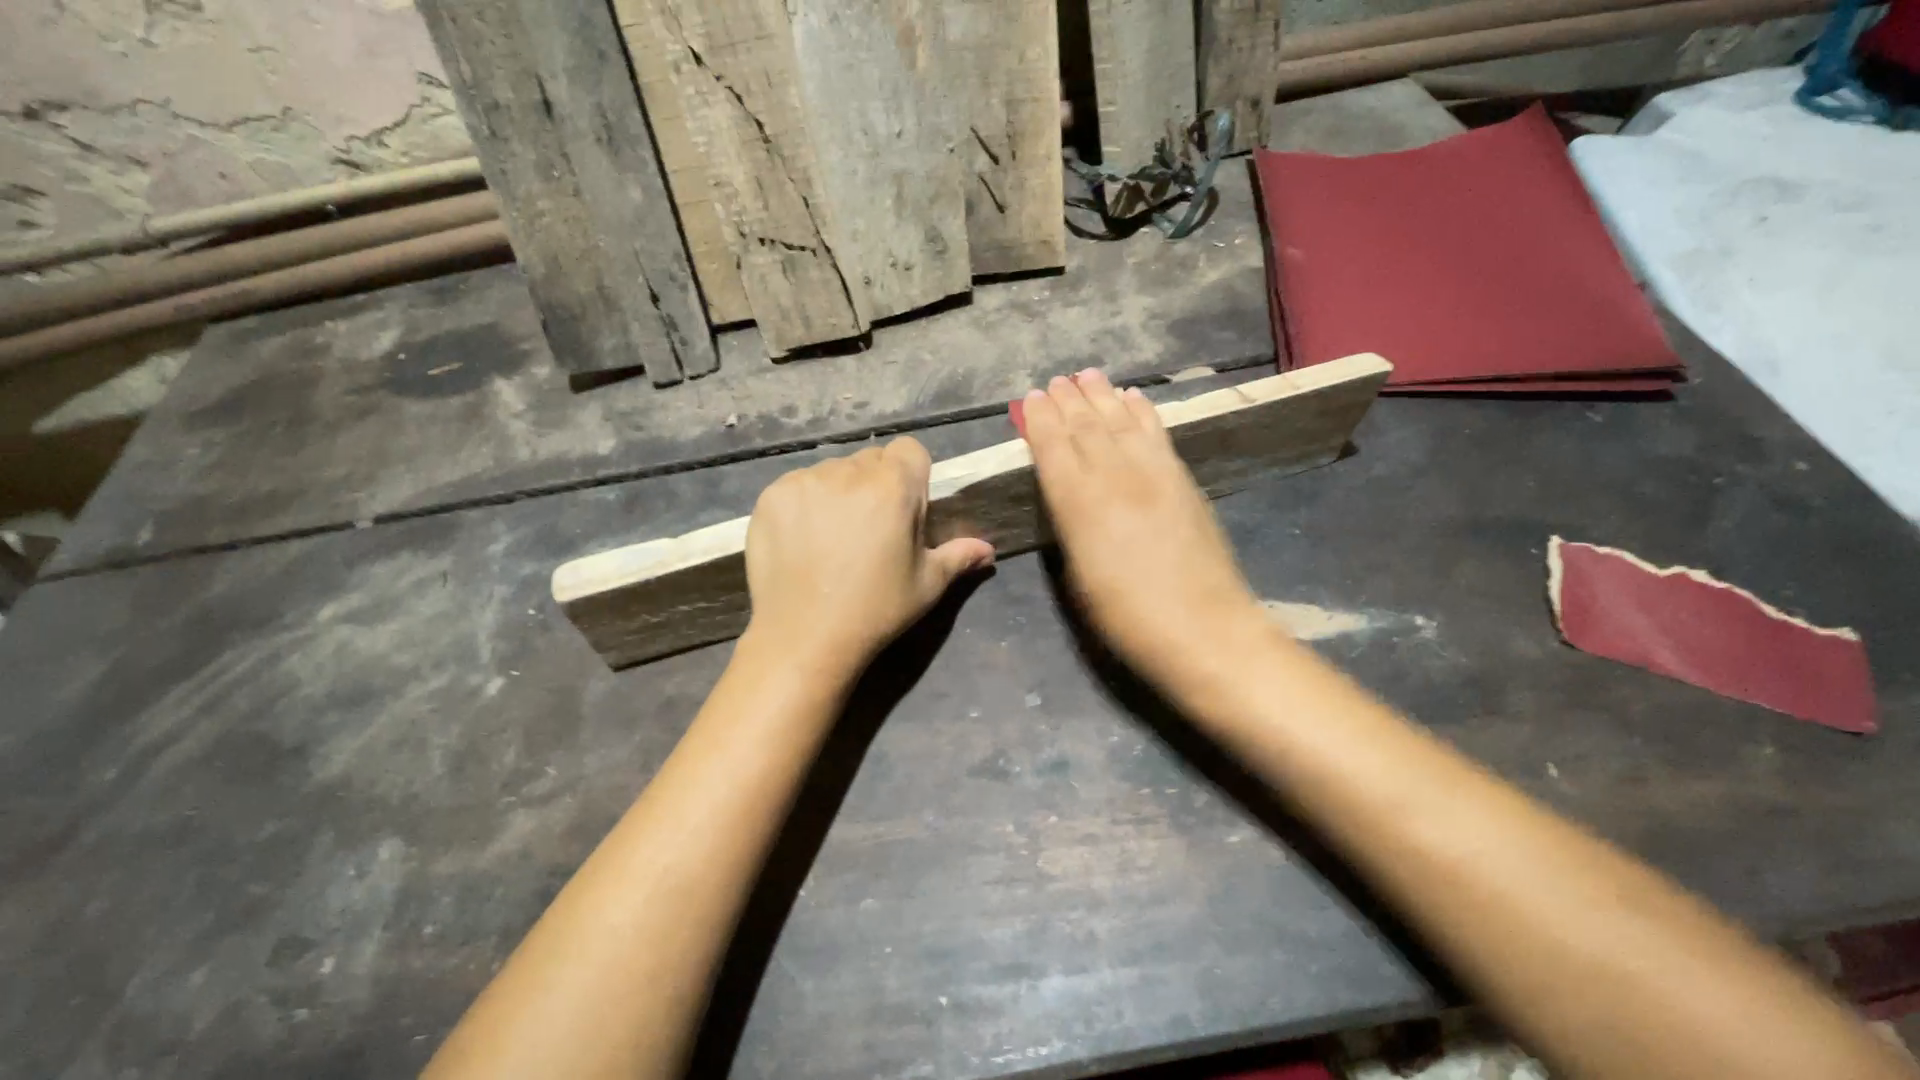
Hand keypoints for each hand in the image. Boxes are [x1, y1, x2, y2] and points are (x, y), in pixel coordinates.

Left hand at [743, 437, 994, 673]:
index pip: (910, 450)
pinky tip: (803, 542)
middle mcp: (848, 472)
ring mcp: (805, 482)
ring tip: (832, 540)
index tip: (904, 512)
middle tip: (870, 531)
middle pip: (870, 461)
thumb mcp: (926, 585)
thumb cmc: (875, 610)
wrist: (804, 637)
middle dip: (875, 485)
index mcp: (894, 486)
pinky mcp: (771, 497)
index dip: (911, 477)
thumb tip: (987, 549)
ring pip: (831, 472)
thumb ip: (958, 556)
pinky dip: (804, 506)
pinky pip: (797, 487)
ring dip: (838, 494)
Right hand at [1020, 370, 1266, 688]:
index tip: (1029, 399)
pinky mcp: (1183, 478)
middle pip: (1085, 426)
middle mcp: (1113, 475)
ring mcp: (1153, 472)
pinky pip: (1157, 432)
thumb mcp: (1078, 576)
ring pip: (1121, 420)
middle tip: (1054, 382)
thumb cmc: (1126, 618)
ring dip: (1102, 396)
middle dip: (1067, 401)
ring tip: (1087, 376)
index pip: (1053, 446)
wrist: (1203, 628)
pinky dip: (1142, 411)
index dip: (1039, 420)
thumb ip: (1069, 526)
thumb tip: (1066, 496)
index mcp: (1078, 502)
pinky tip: (1133, 399)